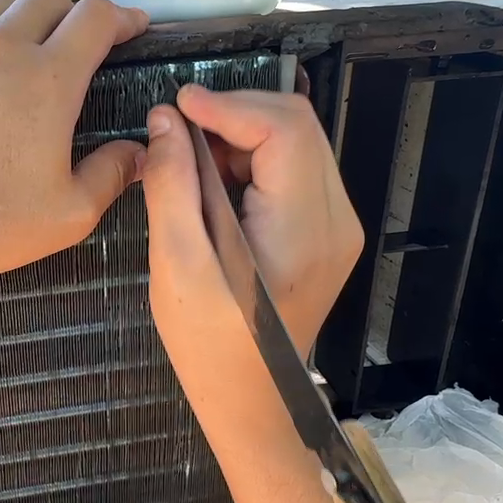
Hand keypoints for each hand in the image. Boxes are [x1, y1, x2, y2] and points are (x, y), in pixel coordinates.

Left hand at [0, 0, 148, 289]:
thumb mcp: (67, 216)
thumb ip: (111, 175)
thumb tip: (139, 150)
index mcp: (48, 79)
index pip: (95, 18)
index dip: (120, 16)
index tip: (130, 26)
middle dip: (66, 15)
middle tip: (66, 45)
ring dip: (10, 22)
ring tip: (6, 54)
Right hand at [143, 84, 363, 353]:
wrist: (252, 399)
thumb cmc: (208, 342)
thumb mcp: (177, 264)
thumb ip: (172, 186)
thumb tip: (165, 121)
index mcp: (303, 229)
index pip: (284, 130)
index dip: (230, 104)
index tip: (178, 103)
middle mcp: (335, 220)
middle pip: (298, 127)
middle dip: (236, 114)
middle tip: (180, 128)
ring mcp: (337, 226)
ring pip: (297, 144)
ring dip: (242, 137)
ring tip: (191, 160)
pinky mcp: (325, 233)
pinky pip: (294, 171)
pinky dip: (253, 162)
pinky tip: (216, 183)